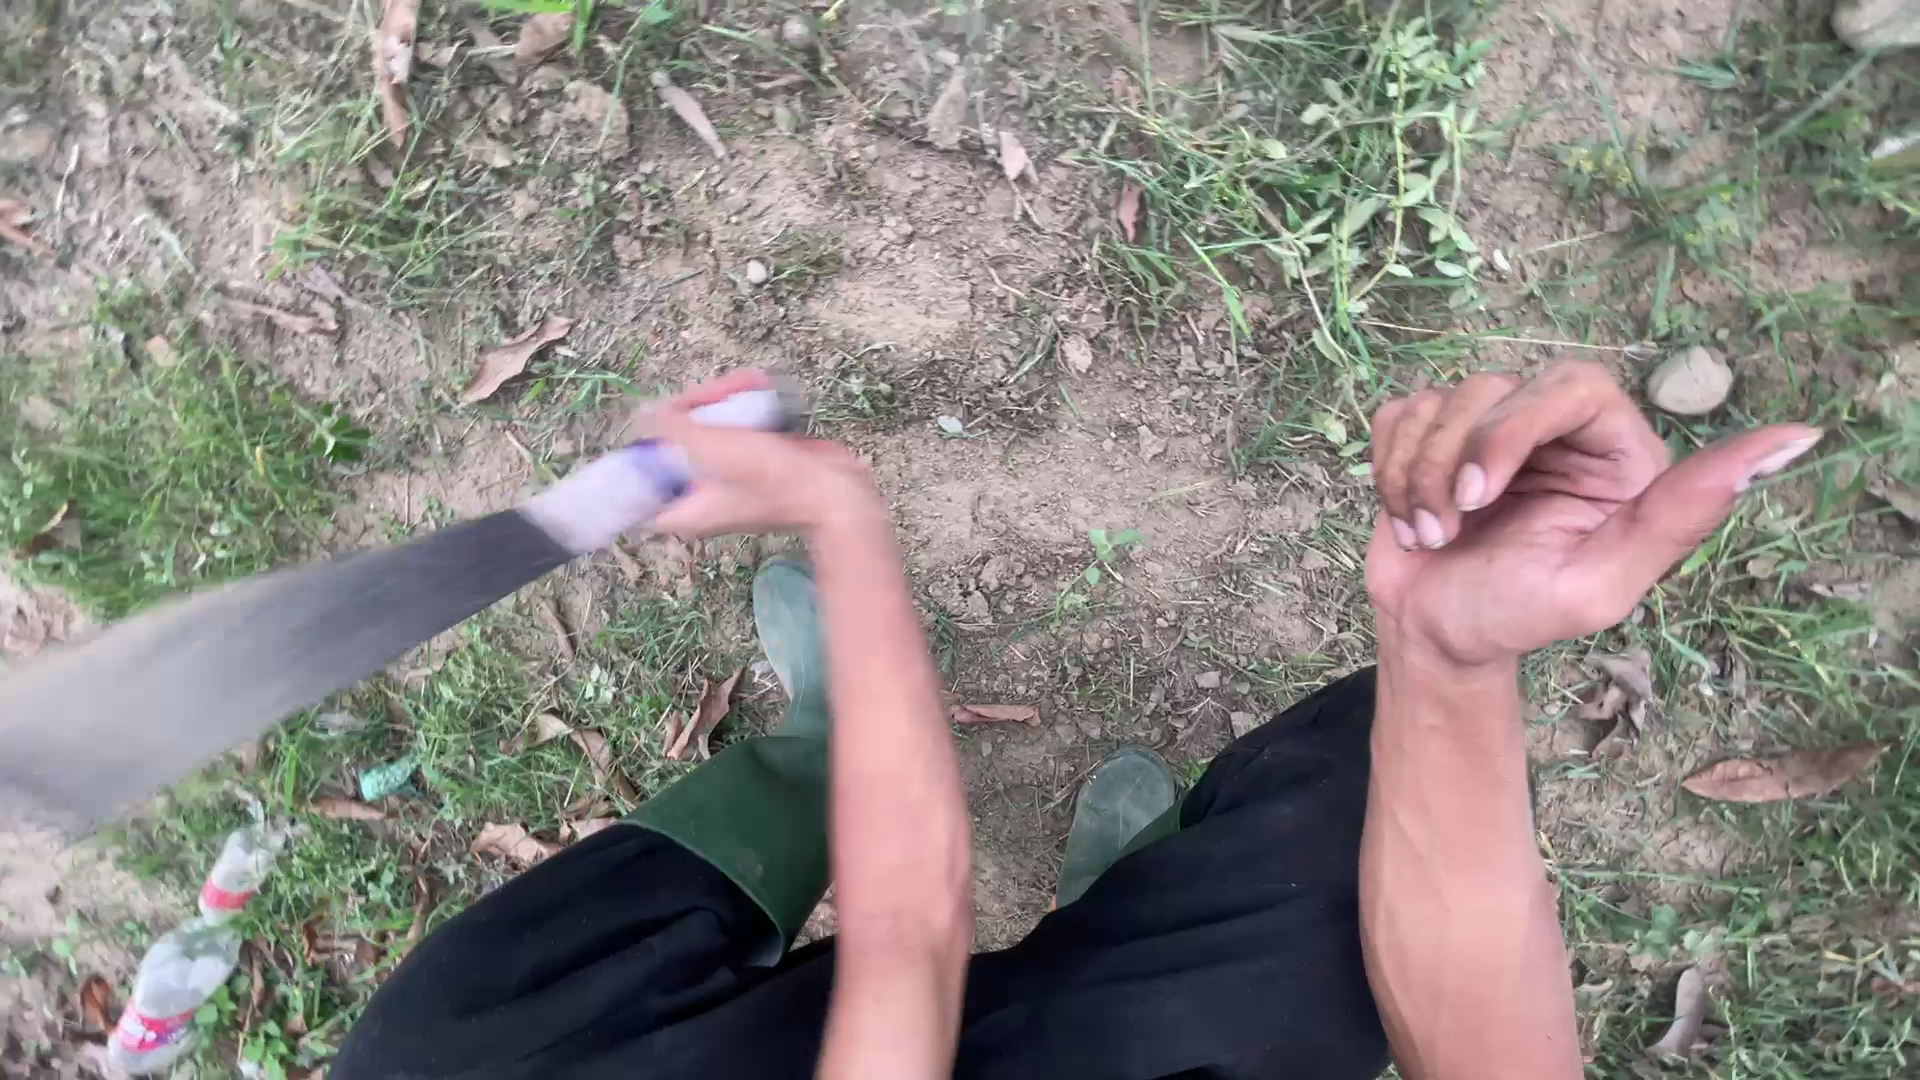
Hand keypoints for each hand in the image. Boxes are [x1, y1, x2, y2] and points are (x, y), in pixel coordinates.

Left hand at [636, 370, 883, 539]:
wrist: (834, 490)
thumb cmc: (773, 480)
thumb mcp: (711, 448)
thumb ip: (670, 429)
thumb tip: (644, 413)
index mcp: (686, 509)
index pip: (642, 487)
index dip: (640, 454)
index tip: (649, 422)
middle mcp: (706, 495)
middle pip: (679, 446)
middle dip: (696, 411)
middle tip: (712, 393)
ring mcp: (734, 478)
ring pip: (714, 431)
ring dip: (727, 402)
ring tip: (748, 382)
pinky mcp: (761, 462)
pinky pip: (743, 430)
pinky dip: (750, 408)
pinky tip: (760, 385)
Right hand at [1365, 360, 1820, 665]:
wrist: (1430, 633)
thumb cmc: (1510, 617)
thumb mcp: (1596, 584)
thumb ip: (1678, 516)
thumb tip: (1797, 437)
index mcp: (1612, 458)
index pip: (1571, 387)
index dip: (1510, 429)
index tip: (1475, 496)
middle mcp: (1549, 433)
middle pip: (1491, 387)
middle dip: (1447, 459)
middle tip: (1439, 529)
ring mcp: (1479, 434)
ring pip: (1434, 403)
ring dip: (1410, 475)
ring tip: (1425, 534)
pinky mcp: (1423, 442)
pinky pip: (1395, 418)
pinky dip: (1385, 467)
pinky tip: (1402, 511)